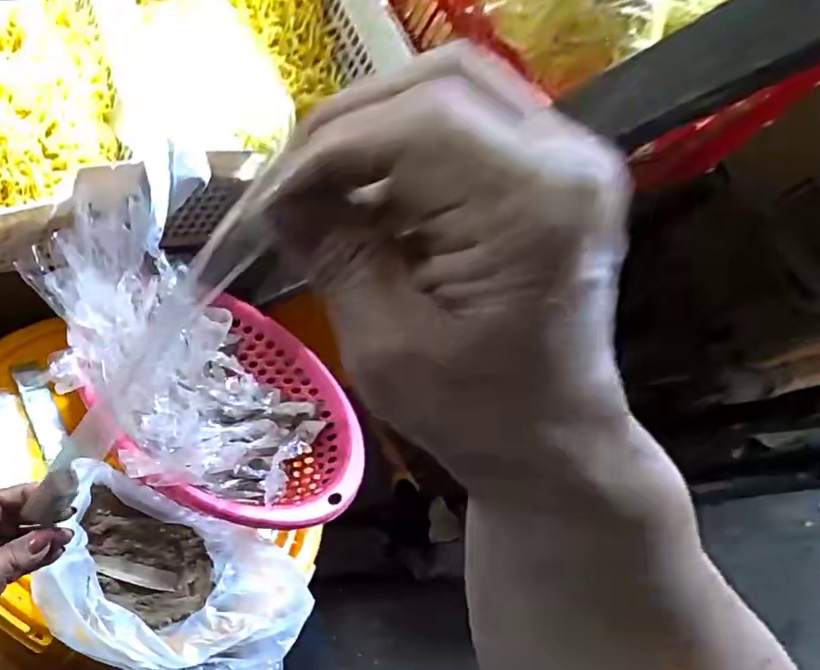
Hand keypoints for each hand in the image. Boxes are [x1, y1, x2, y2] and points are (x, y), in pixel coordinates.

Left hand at [0, 483, 70, 660]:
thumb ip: (16, 553)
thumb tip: (51, 536)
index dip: (25, 495)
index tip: (53, 493)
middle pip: (13, 520)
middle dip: (39, 518)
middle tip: (68, 516)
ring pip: (20, 542)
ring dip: (42, 540)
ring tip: (68, 537)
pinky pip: (20, 562)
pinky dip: (37, 558)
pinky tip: (57, 553)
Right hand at [271, 45, 634, 495]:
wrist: (542, 435)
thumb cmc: (465, 409)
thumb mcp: (383, 344)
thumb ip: (338, 258)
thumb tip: (278, 204)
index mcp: (528, 205)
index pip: (415, 126)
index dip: (321, 156)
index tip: (260, 209)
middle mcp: (559, 157)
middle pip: (435, 83)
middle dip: (336, 130)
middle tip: (274, 189)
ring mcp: (555, 159)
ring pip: (444, 93)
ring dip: (359, 135)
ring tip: (301, 191)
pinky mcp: (534, 176)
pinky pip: (452, 132)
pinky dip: (384, 158)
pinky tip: (345, 203)